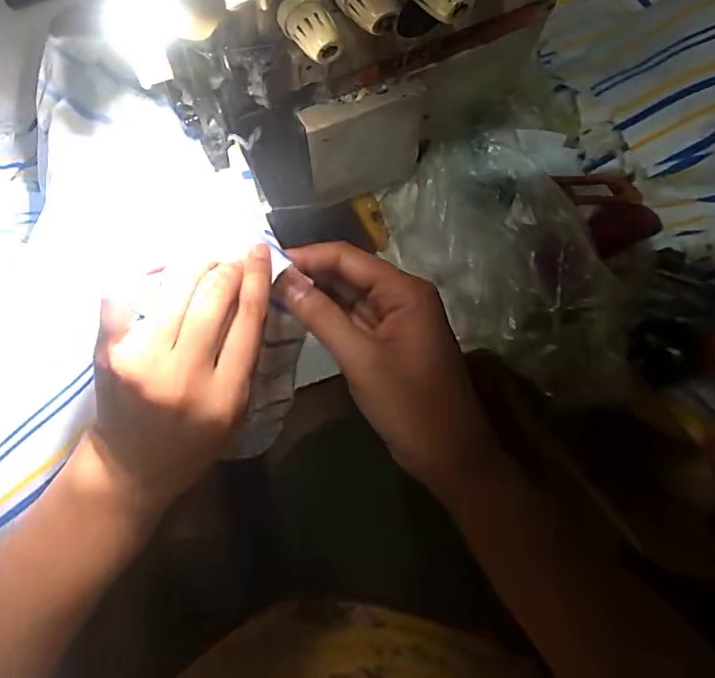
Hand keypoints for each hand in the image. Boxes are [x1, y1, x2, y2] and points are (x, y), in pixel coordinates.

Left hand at [81, 245, 273, 520]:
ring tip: (201, 259)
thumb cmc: (190, 441)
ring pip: (174, 293)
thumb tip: (251, 293)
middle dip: (225, 268)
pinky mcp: (109, 355)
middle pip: (212, 300)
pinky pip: (120, 300)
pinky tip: (156, 266)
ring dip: (192, 266)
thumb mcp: (233, 412)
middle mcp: (184, 376)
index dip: (255, 277)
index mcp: (224, 395)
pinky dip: (136, 275)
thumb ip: (244, 359)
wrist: (129, 468)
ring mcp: (142, 363)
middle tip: (229, 257)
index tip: (258, 251)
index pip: (248, 319)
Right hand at [277, 243, 499, 499]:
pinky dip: (326, 313)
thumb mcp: (361, 360)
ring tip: (270, 289)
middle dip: (307, 272)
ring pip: (347, 293)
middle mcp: (401, 294)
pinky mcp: (388, 338)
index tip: (266, 260)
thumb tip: (283, 279)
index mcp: (403, 291)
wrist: (453, 459)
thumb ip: (321, 316)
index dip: (306, 255)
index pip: (346, 257)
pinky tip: (297, 312)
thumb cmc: (411, 407)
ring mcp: (395, 317)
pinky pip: (352, 315)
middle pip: (346, 271)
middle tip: (262, 275)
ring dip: (313, 291)